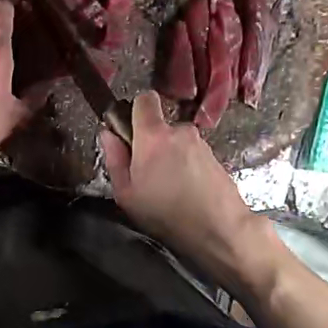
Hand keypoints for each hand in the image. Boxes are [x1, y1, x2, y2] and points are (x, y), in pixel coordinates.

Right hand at [99, 91, 274, 291]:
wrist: (219, 228)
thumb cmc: (166, 214)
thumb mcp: (127, 193)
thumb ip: (114, 159)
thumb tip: (107, 134)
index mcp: (153, 136)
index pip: (145, 99)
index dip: (136, 112)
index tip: (131, 134)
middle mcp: (180, 131)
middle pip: (161, 127)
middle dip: (153, 144)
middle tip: (148, 175)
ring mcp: (201, 144)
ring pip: (177, 143)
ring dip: (172, 158)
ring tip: (170, 189)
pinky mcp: (215, 157)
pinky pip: (193, 155)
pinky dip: (188, 168)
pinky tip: (187, 192)